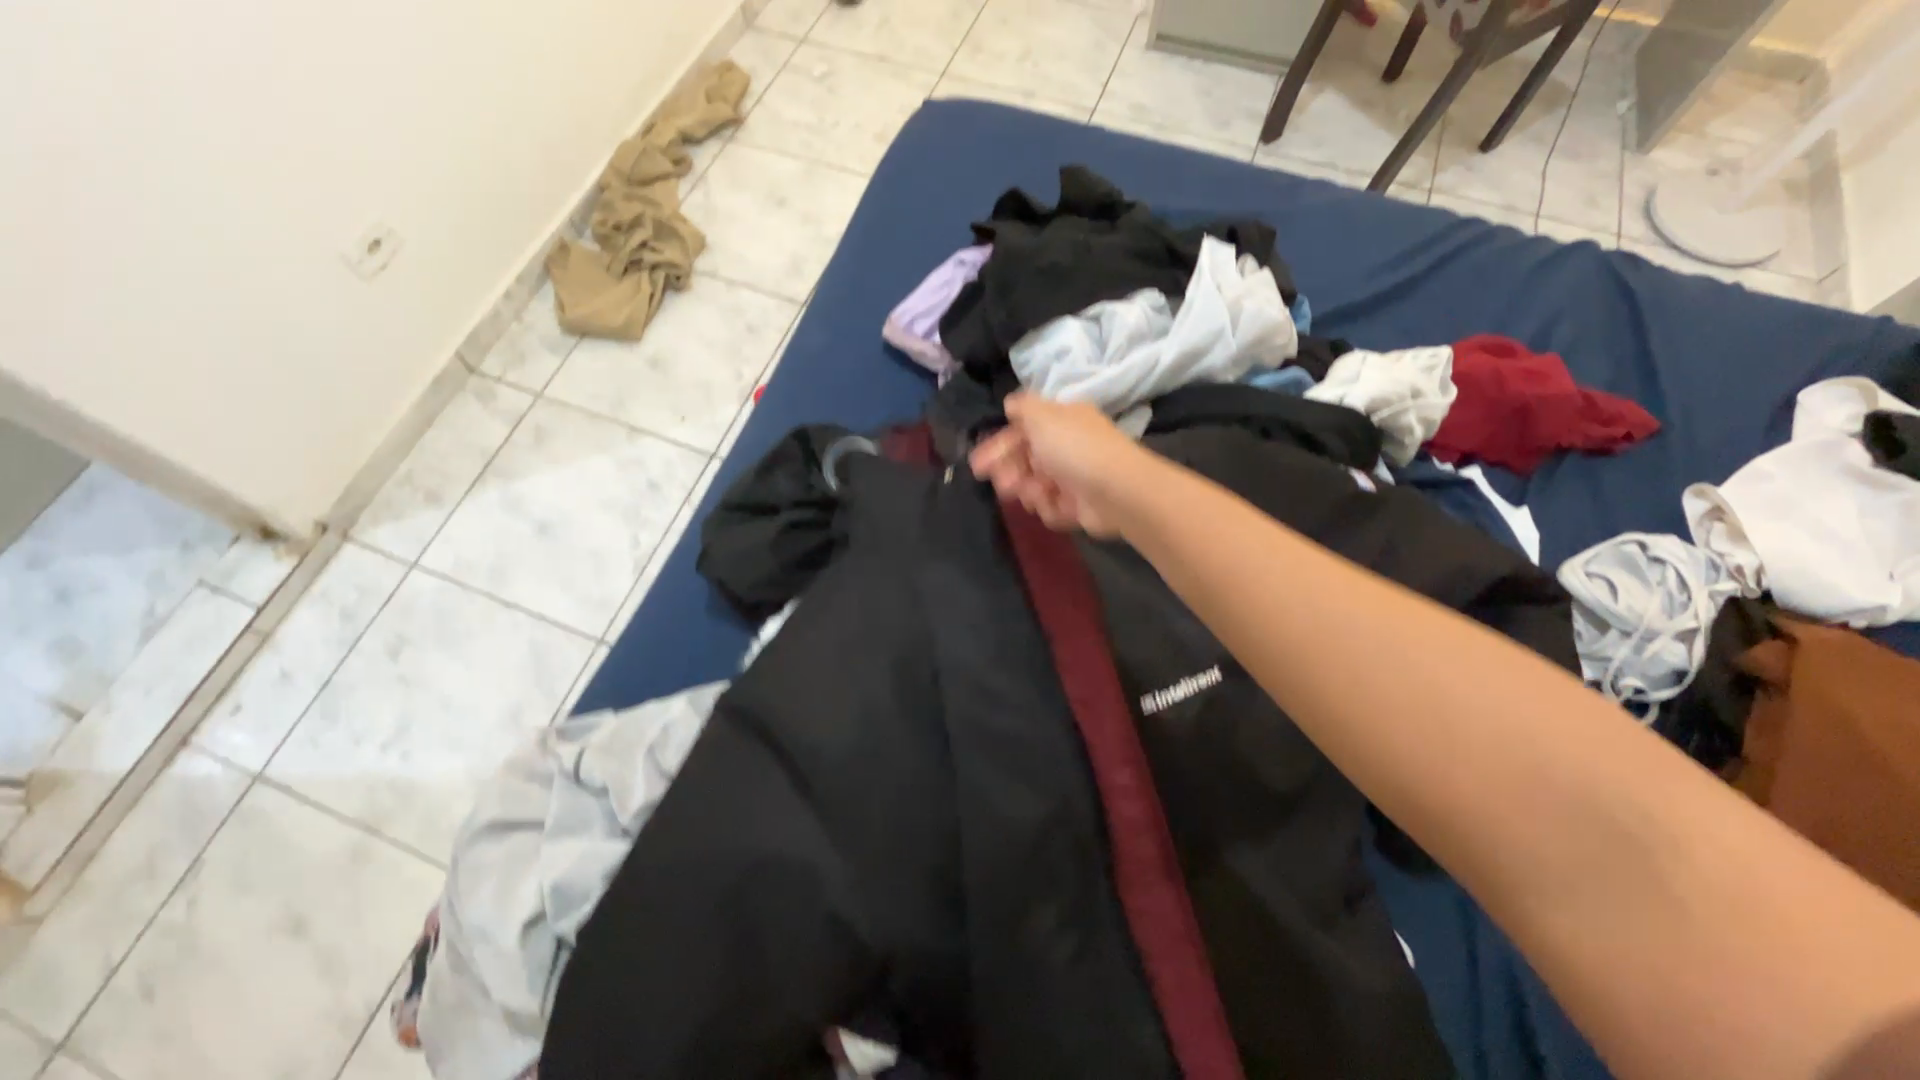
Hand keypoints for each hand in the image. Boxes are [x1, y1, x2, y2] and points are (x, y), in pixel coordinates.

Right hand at [967, 393, 1146, 536]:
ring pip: (1036, 486)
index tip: (977, 464)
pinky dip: (1050, 508)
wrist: (1117, 490)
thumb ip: (1022, 407)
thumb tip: (1011, 403)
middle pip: (1026, 460)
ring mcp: (1075, 477)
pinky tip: (1055, 506)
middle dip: (1011, 472)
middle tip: (1004, 485)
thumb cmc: (1075, 449)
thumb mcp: (1042, 416)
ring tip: (1036, 495)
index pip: (1021, 431)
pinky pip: (1052, 508)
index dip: (998, 446)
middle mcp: (1068, 446)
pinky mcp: (1079, 506)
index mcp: (1061, 421)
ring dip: (1030, 491)